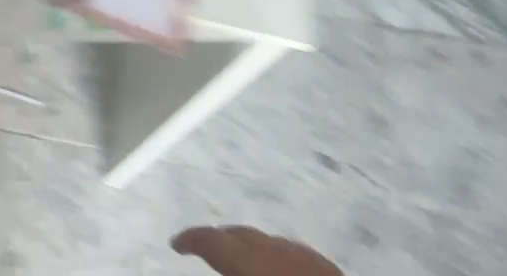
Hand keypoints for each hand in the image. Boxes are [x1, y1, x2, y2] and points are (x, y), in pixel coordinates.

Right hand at [171, 225, 342, 275]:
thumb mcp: (247, 273)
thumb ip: (228, 262)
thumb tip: (214, 254)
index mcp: (252, 261)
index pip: (213, 240)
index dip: (191, 238)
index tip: (176, 243)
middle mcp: (277, 250)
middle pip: (241, 235)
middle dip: (220, 240)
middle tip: (205, 252)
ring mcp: (307, 258)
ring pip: (269, 242)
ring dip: (250, 249)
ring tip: (241, 263)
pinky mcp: (330, 269)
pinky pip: (295, 254)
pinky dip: (278, 257)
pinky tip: (280, 271)